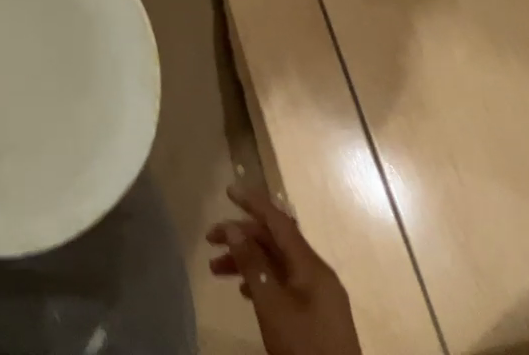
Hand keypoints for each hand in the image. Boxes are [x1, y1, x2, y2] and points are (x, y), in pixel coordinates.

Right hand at [209, 184, 361, 354]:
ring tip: (216, 270)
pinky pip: (283, 282)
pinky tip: (243, 291)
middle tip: (209, 240)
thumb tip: (233, 228)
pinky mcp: (315, 312)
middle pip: (276, 242)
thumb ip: (252, 263)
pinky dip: (260, 278)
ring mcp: (318, 294)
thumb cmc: (302, 344)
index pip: (280, 223)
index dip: (254, 203)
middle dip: (241, 236)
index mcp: (311, 267)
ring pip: (277, 263)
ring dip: (247, 260)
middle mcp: (317, 274)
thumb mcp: (271, 304)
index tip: (228, 190)